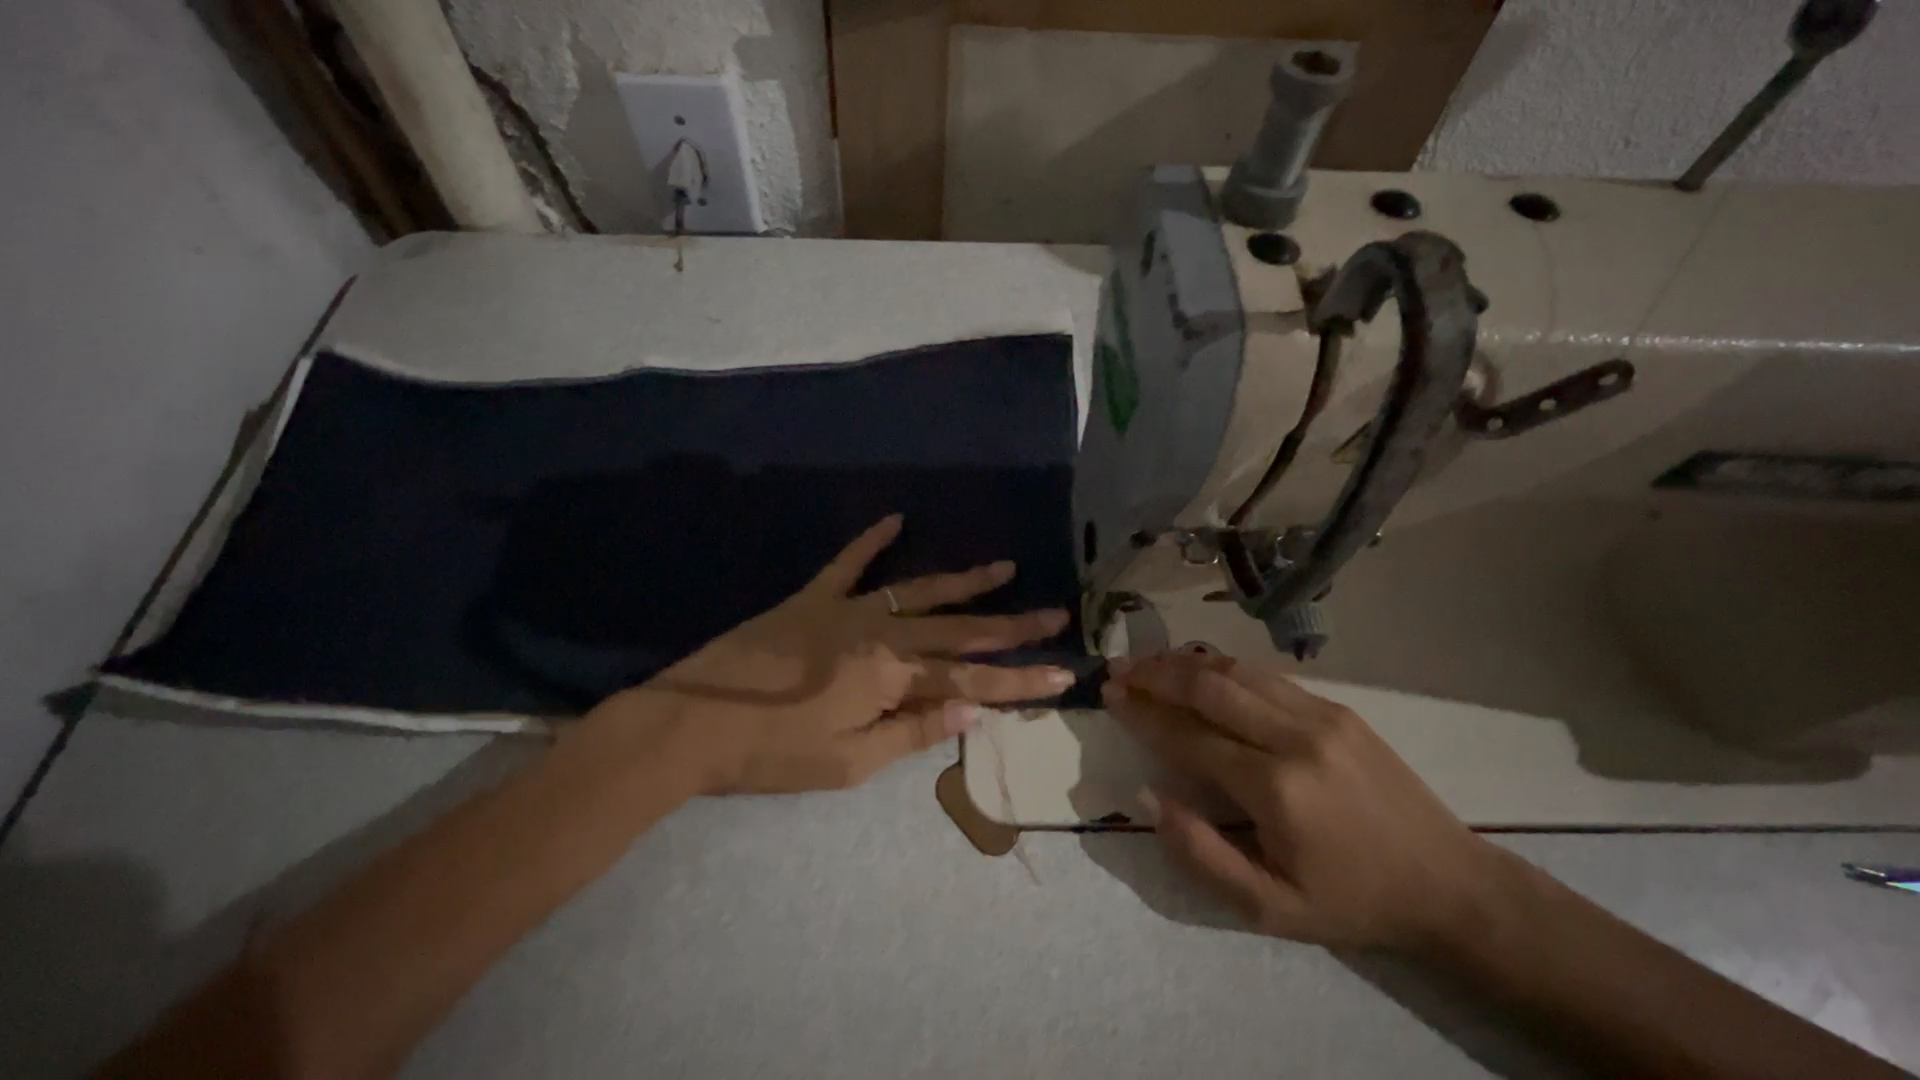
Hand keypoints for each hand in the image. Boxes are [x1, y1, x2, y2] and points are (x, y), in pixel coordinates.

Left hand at [610, 514, 1074, 794]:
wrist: (691, 721)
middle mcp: (879, 634)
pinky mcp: (810, 599)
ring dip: (964, 582)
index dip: (1020, 680)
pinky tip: (896, 519)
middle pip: (958, 630)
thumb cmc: (772, 754)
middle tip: (1056, 615)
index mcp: (891, 677)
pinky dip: (871, 541)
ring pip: (918, 592)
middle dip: (1011, 627)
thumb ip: (913, 732)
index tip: (1065, 673)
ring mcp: (844, 610)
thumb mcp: (849, 762)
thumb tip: (974, 713)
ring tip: (1005, 568)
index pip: (971, 681)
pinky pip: (847, 564)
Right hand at [1104, 649, 1508, 951]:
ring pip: (1239, 673)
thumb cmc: (1350, 902)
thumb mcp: (1268, 908)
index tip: (1109, 696)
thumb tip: (1150, 797)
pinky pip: (1269, 678)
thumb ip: (1201, 854)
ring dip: (1187, 664)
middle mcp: (1295, 737)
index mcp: (1275, 788)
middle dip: (1157, 674)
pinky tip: (1203, 671)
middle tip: (1118, 670)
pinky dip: (1226, 669)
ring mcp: (1322, 717)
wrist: (1446, 883)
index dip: (1144, 714)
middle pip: (1210, 688)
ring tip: (1148, 662)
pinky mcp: (1340, 711)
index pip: (1190, 736)